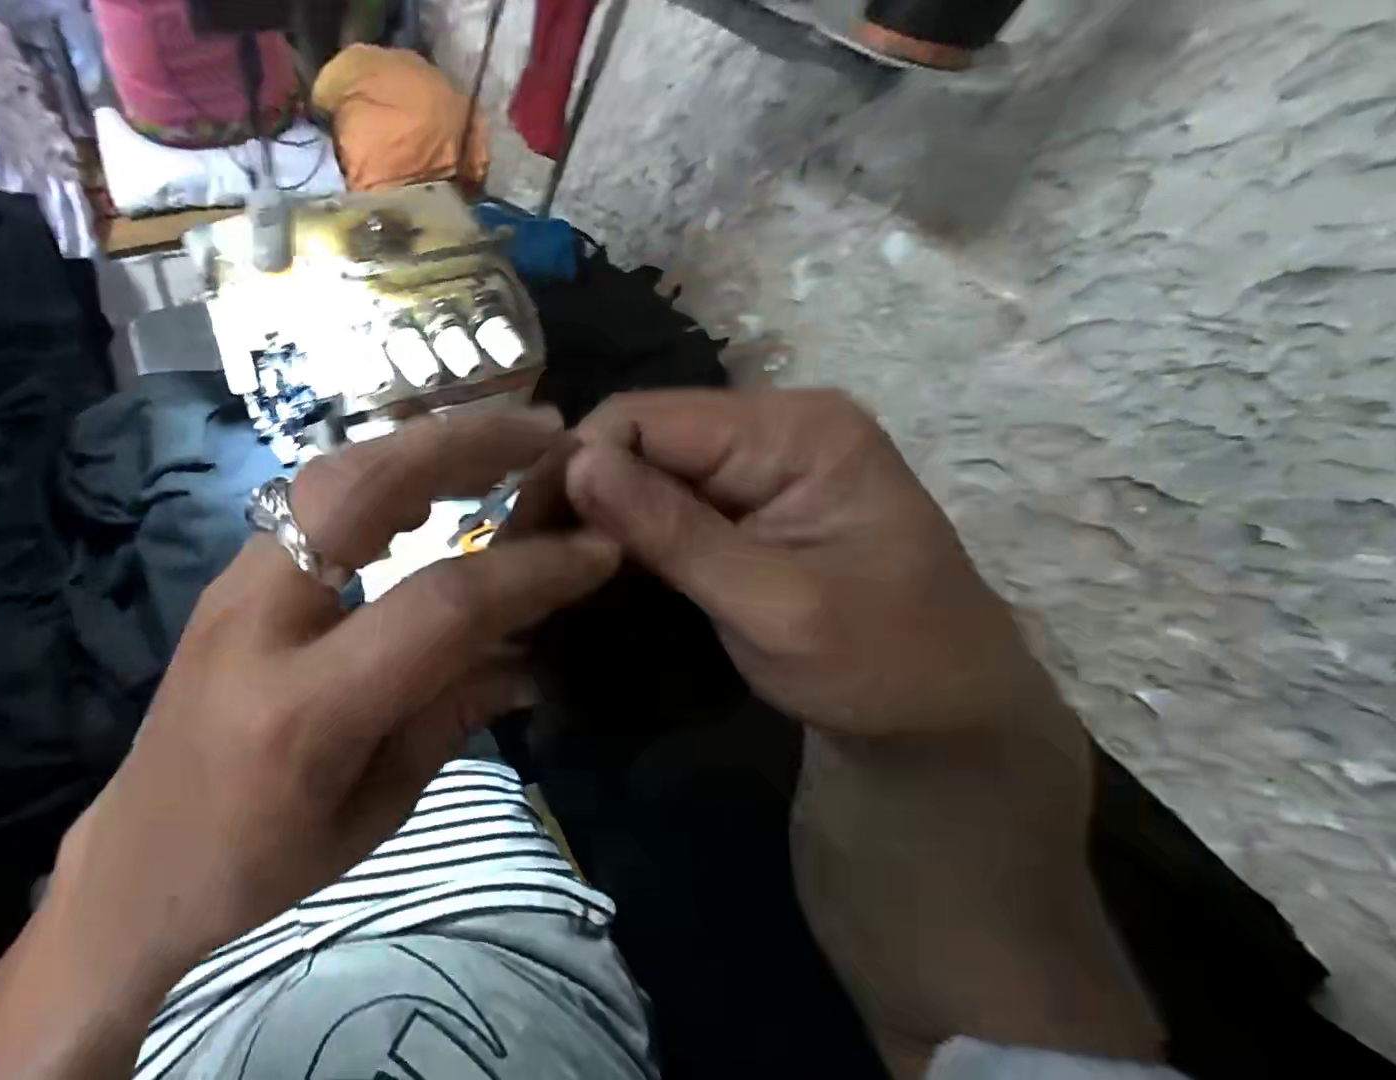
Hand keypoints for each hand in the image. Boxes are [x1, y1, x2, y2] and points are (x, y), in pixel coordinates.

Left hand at [0, 408, 620, 1079]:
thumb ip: (452, 712)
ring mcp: (230, 584)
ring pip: (329, 474)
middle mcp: (257, 621)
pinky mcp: (228, 575)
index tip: (595, 550)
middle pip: (363, 493)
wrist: (139, 857)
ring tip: (495, 438)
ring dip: (420, 443)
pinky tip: (423, 481)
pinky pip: (308, 497)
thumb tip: (531, 648)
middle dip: (465, 447)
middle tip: (545, 431)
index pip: (439, 607)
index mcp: (303, 708)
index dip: (529, 571)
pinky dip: (378, 470)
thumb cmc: (261, 862)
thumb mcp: (377, 809)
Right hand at [562, 389, 1159, 1073]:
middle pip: (638, 438)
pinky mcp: (741, 504)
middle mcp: (770, 427)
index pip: (645, 417)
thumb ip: (675, 532)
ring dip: (594, 516)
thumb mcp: (774, 604)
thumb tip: (578, 464)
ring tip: (548, 565)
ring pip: (641, 471)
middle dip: (580, 493)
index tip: (528, 535)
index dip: (576, 465)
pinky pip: (660, 501)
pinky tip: (590, 565)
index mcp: (793, 429)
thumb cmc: (880, 665)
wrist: (941, 719)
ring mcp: (755, 465)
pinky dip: (621, 533)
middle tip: (529, 560)